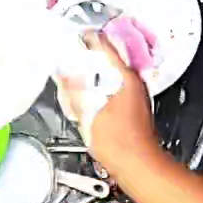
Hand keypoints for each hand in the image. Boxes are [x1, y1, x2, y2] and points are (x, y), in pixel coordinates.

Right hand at [54, 31, 159, 169]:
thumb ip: (75, 92)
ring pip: (112, 75)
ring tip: (77, 76)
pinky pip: (115, 88)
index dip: (89, 40)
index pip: (106, 47)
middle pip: (110, 60)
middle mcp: (134, 83)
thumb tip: (64, 75)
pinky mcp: (134, 107)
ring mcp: (136, 95)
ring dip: (95, 74)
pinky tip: (89, 96)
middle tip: (72, 56)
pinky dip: (102, 87)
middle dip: (90, 58)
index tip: (77, 36)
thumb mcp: (88, 114)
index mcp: (125, 78)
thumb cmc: (119, 143)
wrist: (138, 166)